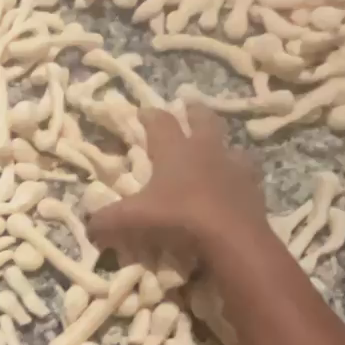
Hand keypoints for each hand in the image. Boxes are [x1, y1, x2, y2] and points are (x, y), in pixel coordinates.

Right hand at [87, 104, 270, 259]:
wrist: (234, 239)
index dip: (150, 115)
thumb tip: (90, 226)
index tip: (142, 111)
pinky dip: (239, 177)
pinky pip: (248, 176)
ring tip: (218, 148)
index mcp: (175, 151)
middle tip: (189, 104)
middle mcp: (206, 152)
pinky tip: (234, 185)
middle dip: (194, 111)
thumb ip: (108, 219)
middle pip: (203, 121)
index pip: (160, 122)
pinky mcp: (254, 191)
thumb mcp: (134, 219)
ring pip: (232, 147)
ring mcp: (235, 169)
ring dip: (223, 145)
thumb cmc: (179, 218)